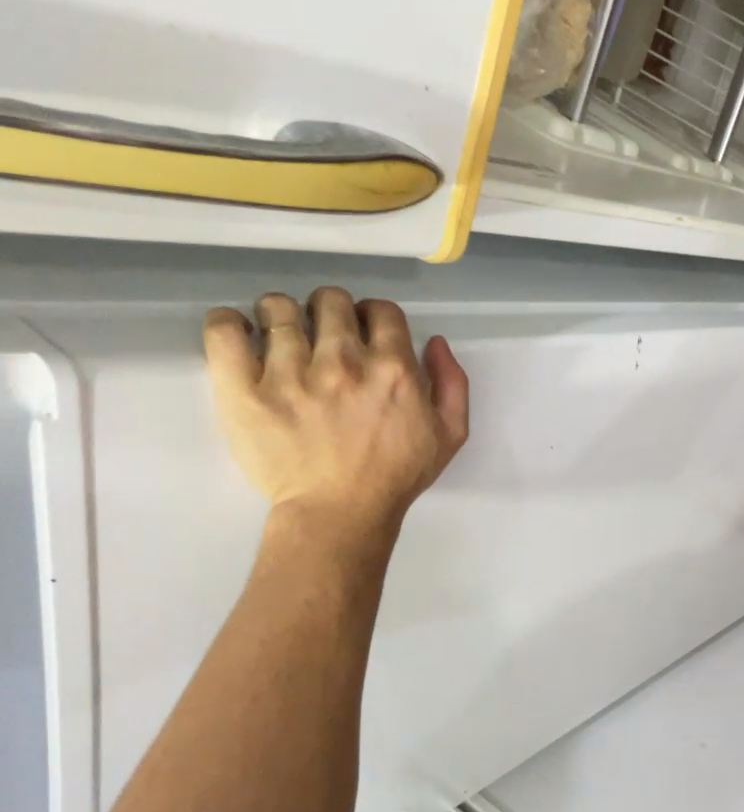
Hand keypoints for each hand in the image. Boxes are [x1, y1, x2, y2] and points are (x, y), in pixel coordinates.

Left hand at [203, 287, 469, 539]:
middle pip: (329, 301)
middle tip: (324, 332)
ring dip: (283, 314)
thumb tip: (434, 342)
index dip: (374, 315)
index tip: (365, 331)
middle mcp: (344, 363)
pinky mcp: (243, 389)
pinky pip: (224, 332)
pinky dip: (230, 322)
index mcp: (394, 370)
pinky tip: (240, 332)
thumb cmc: (399, 473)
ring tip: (280, 334)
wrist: (341, 510)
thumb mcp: (450, 432)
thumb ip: (451, 383)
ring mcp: (290, 374)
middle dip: (330, 309)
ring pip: (278, 308)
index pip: (380, 311)